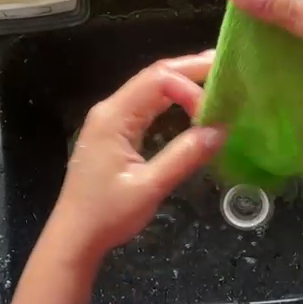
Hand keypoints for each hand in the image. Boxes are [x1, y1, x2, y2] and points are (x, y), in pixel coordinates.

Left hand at [45, 53, 226, 261]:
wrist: (75, 237)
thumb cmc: (107, 214)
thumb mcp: (149, 187)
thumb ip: (184, 156)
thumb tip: (220, 130)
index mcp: (114, 116)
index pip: (158, 80)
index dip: (190, 87)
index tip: (216, 111)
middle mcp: (110, 110)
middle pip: (154, 76)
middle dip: (190, 70)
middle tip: (227, 66)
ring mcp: (110, 121)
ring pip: (150, 90)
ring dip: (182, 82)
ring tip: (216, 78)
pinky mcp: (114, 134)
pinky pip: (146, 106)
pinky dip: (170, 100)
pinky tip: (190, 103)